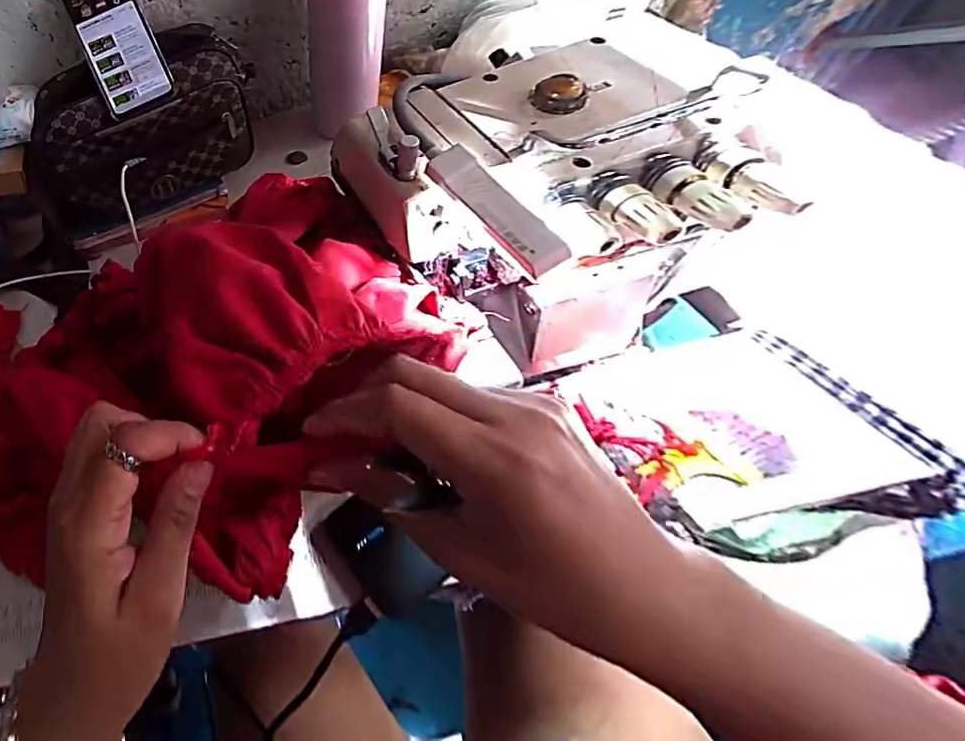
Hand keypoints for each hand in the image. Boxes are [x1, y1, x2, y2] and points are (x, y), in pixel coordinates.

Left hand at [15, 401, 213, 740]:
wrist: (69, 692)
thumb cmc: (118, 657)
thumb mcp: (159, 599)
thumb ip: (176, 524)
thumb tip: (201, 463)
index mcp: (86, 524)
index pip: (120, 444)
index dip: (167, 433)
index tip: (206, 450)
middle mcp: (66, 500)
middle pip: (99, 420)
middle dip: (150, 425)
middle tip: (188, 456)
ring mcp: (62, 500)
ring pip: (94, 429)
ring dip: (139, 434)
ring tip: (177, 464)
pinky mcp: (68, 506)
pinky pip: (95, 452)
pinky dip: (128, 448)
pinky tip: (156, 477)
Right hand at [303, 356, 699, 663]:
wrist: (653, 589)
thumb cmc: (556, 591)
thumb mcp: (461, 551)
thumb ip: (388, 495)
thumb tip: (324, 465)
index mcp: (498, 458)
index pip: (398, 405)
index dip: (344, 412)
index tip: (312, 431)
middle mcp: (516, 411)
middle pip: (411, 373)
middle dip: (361, 395)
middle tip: (335, 429)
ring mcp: (535, 399)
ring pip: (438, 378)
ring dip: (398, 400)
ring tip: (380, 443)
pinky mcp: (544, 399)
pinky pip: (470, 392)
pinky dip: (435, 409)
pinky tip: (433, 445)